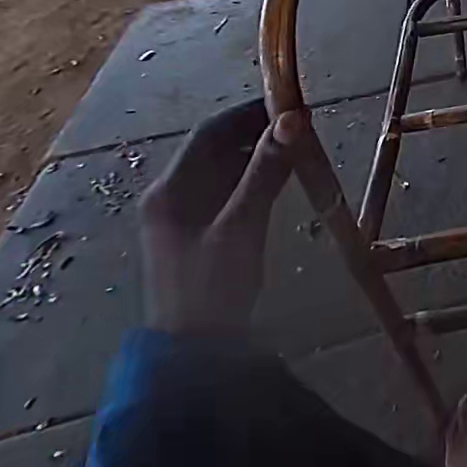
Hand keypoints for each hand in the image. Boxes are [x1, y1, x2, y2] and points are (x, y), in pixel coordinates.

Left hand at [139, 99, 304, 335]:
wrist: (196, 362)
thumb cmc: (211, 290)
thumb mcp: (240, 227)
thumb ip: (265, 172)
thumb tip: (292, 120)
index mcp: (169, 191)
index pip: (209, 134)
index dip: (246, 114)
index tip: (284, 104)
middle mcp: (172, 197)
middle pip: (215, 150)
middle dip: (255, 133)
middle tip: (296, 126)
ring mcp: (185, 218)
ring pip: (224, 170)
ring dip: (257, 156)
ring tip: (295, 148)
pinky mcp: (200, 235)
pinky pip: (229, 192)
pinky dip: (254, 180)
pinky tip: (280, 178)